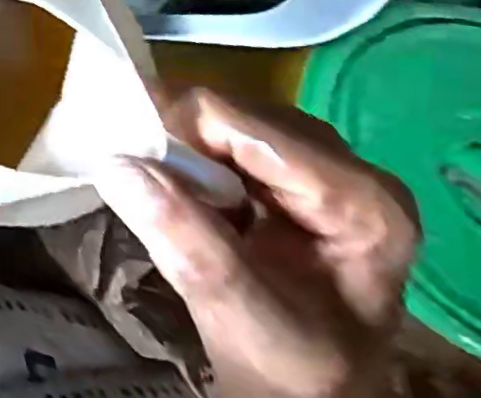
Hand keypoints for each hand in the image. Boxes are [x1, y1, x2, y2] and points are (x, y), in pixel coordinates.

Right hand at [95, 89, 420, 397]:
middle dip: (174, 140)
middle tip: (156, 190)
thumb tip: (120, 167)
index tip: (145, 179)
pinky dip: (187, 148)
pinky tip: (189, 188)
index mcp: (361, 201)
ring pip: (219, 112)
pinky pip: (221, 126)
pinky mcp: (294, 161)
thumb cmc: (290, 362)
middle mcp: (350, 166)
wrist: (311, 386)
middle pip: (225, 109)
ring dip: (178, 144)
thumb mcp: (239, 318)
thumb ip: (191, 247)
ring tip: (172, 194)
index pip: (231, 119)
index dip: (171, 136)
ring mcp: (322, 159)